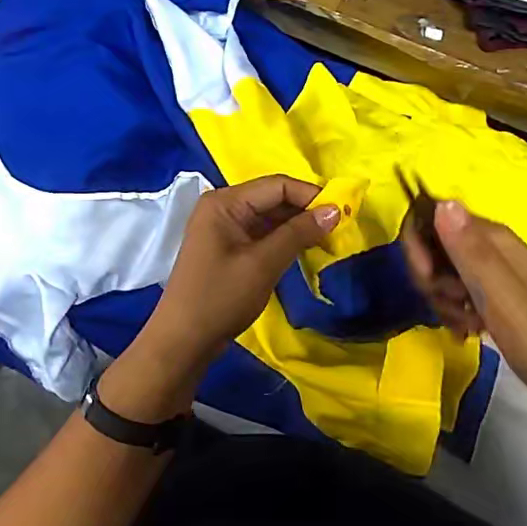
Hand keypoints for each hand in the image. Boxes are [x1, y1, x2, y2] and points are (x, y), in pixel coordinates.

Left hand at [103, 176, 338, 421]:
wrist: (183, 339)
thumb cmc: (220, 297)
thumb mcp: (263, 264)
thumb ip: (298, 233)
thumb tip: (334, 210)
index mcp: (225, 201)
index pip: (276, 185)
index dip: (310, 195)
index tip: (343, 212)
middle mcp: (223, 206)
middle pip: (273, 197)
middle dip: (306, 210)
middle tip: (340, 228)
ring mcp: (224, 227)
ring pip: (270, 216)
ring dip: (297, 226)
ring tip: (329, 240)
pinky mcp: (228, 246)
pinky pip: (262, 233)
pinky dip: (284, 239)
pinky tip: (305, 249)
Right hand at [400, 200, 526, 411]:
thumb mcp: (505, 300)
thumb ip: (471, 252)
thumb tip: (442, 201)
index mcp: (492, 238)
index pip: (431, 215)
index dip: (417, 245)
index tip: (427, 280)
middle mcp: (491, 246)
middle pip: (432, 243)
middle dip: (428, 277)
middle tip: (451, 307)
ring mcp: (493, 272)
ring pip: (441, 270)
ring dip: (440, 298)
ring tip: (464, 325)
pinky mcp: (495, 296)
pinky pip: (456, 290)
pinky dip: (453, 310)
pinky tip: (467, 330)